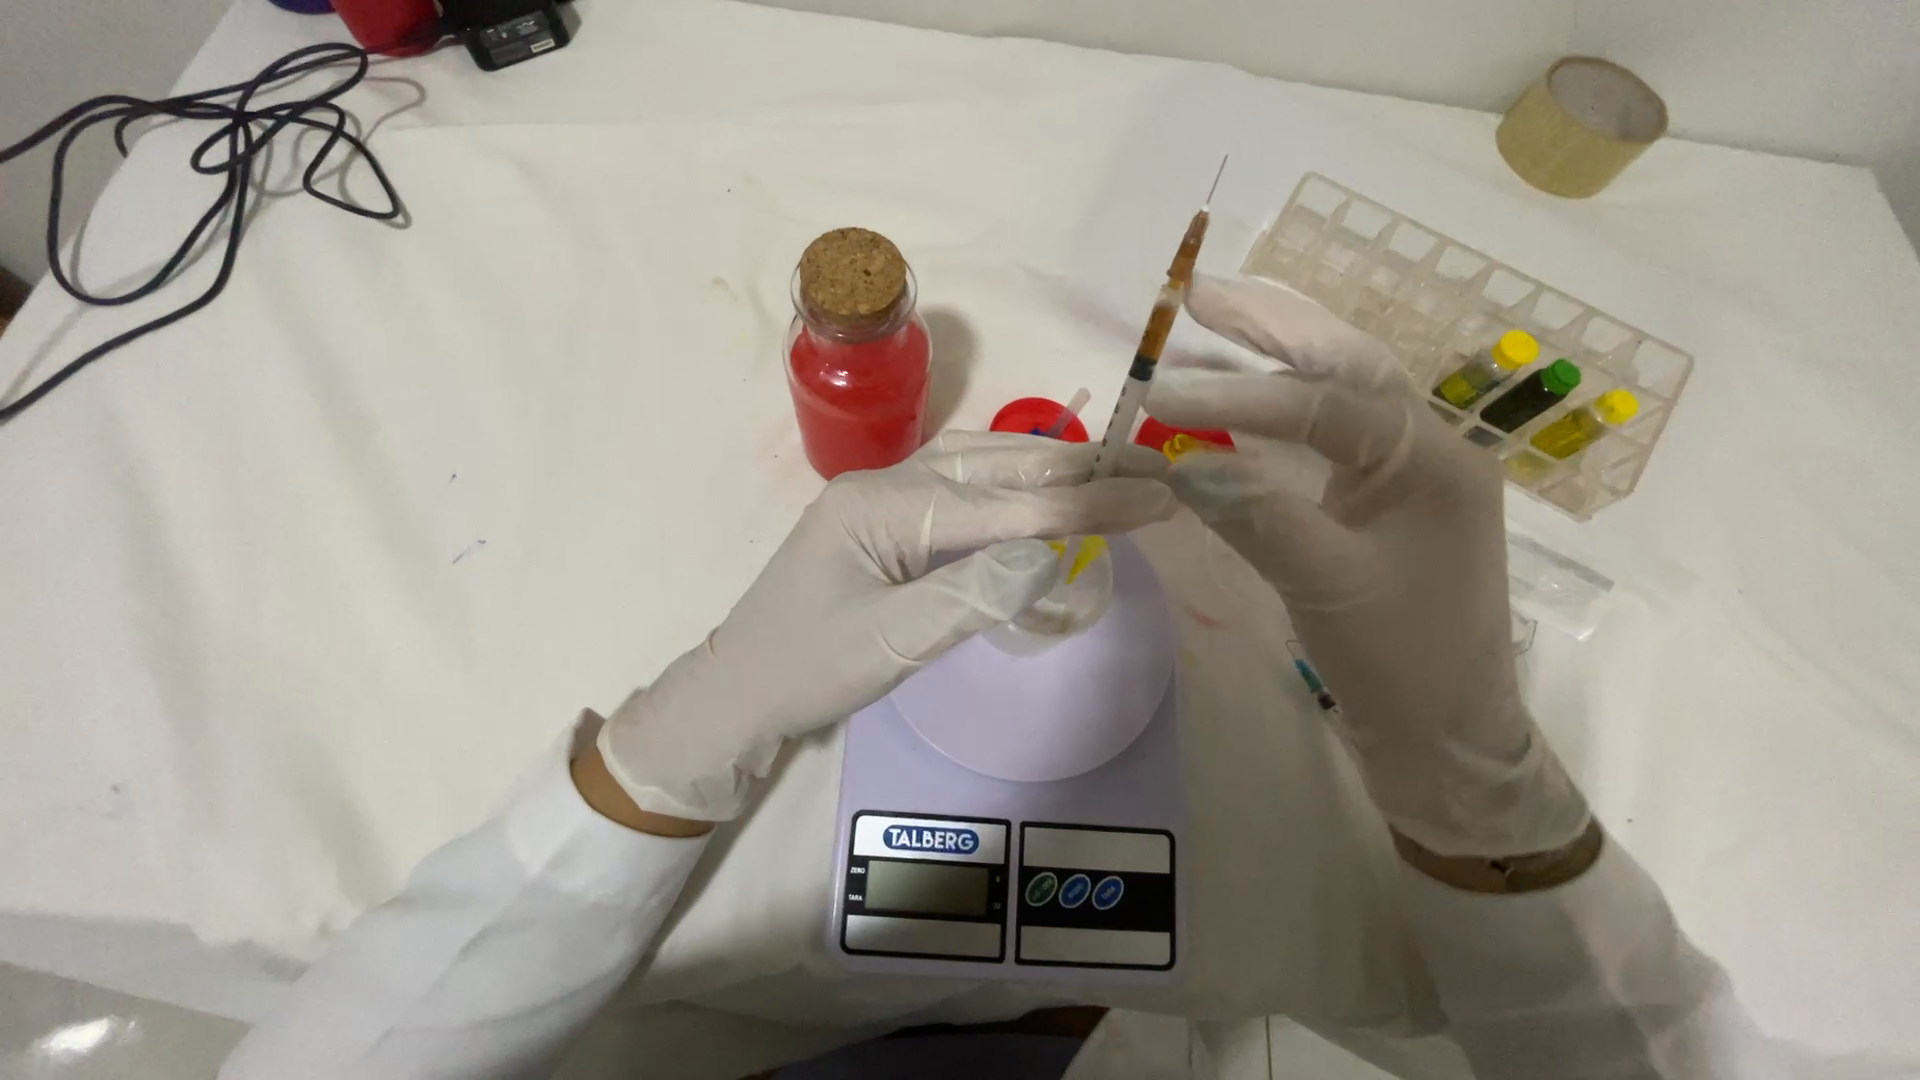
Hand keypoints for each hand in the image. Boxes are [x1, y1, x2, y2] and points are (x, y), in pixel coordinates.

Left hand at [598, 432, 1175, 820]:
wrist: (739, 688)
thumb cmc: (806, 669)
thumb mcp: (887, 643)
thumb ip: (968, 596)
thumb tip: (1049, 558)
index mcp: (883, 505)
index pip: (1004, 504)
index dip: (1085, 504)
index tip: (1158, 496)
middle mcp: (886, 483)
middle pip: (997, 465)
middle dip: (1079, 472)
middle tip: (1152, 472)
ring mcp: (884, 496)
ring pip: (981, 464)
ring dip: (1047, 469)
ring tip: (1109, 474)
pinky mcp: (888, 519)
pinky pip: (961, 487)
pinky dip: (1011, 487)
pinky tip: (1037, 491)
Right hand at [1152, 274, 1588, 856]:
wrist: (1443, 736)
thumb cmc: (1401, 663)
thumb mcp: (1327, 587)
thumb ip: (1257, 513)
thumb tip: (1179, 459)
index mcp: (1433, 461)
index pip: (1326, 405)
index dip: (1239, 399)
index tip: (1162, 400)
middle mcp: (1424, 448)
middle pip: (1343, 364)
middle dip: (1271, 326)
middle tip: (1197, 293)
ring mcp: (1400, 472)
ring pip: (1333, 392)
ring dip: (1271, 355)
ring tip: (1208, 319)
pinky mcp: (1373, 499)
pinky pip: (1321, 436)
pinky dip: (1272, 409)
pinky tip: (1233, 395)